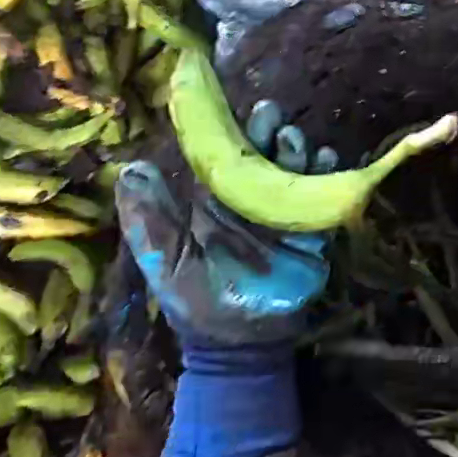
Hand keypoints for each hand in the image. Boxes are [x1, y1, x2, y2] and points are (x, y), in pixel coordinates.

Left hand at [116, 99, 337, 456]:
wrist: (236, 345)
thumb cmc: (196, 301)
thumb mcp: (165, 260)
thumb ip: (149, 219)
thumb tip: (130, 169)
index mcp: (218, 202)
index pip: (228, 159)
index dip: (235, 134)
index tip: (238, 111)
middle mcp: (253, 202)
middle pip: (264, 158)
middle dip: (269, 134)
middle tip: (270, 115)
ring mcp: (284, 217)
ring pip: (293, 174)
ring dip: (296, 153)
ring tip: (294, 140)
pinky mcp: (311, 236)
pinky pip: (320, 202)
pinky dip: (326, 179)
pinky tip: (327, 161)